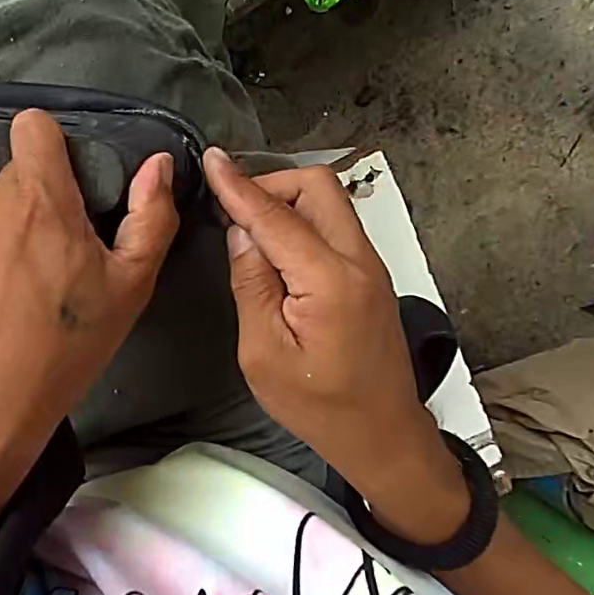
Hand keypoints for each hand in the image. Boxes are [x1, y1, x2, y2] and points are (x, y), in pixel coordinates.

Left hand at [0, 110, 177, 489]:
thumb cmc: (72, 340)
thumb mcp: (132, 282)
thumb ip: (151, 214)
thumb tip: (157, 163)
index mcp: (41, 198)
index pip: (33, 124)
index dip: (58, 143)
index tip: (76, 180)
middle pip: (21, 166)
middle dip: (47, 189)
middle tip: (68, 241)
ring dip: (17, 214)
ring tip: (34, 266)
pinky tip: (3, 275)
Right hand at [203, 148, 466, 536]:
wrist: (381, 434)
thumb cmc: (318, 405)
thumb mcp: (263, 353)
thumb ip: (251, 285)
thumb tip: (241, 234)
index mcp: (329, 280)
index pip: (275, 216)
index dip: (238, 185)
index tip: (211, 160)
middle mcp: (359, 261)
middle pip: (317, 187)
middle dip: (270, 182)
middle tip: (231, 206)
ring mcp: (371, 267)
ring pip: (330, 202)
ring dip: (287, 200)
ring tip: (248, 226)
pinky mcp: (371, 277)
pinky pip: (335, 226)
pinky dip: (303, 220)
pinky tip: (277, 247)